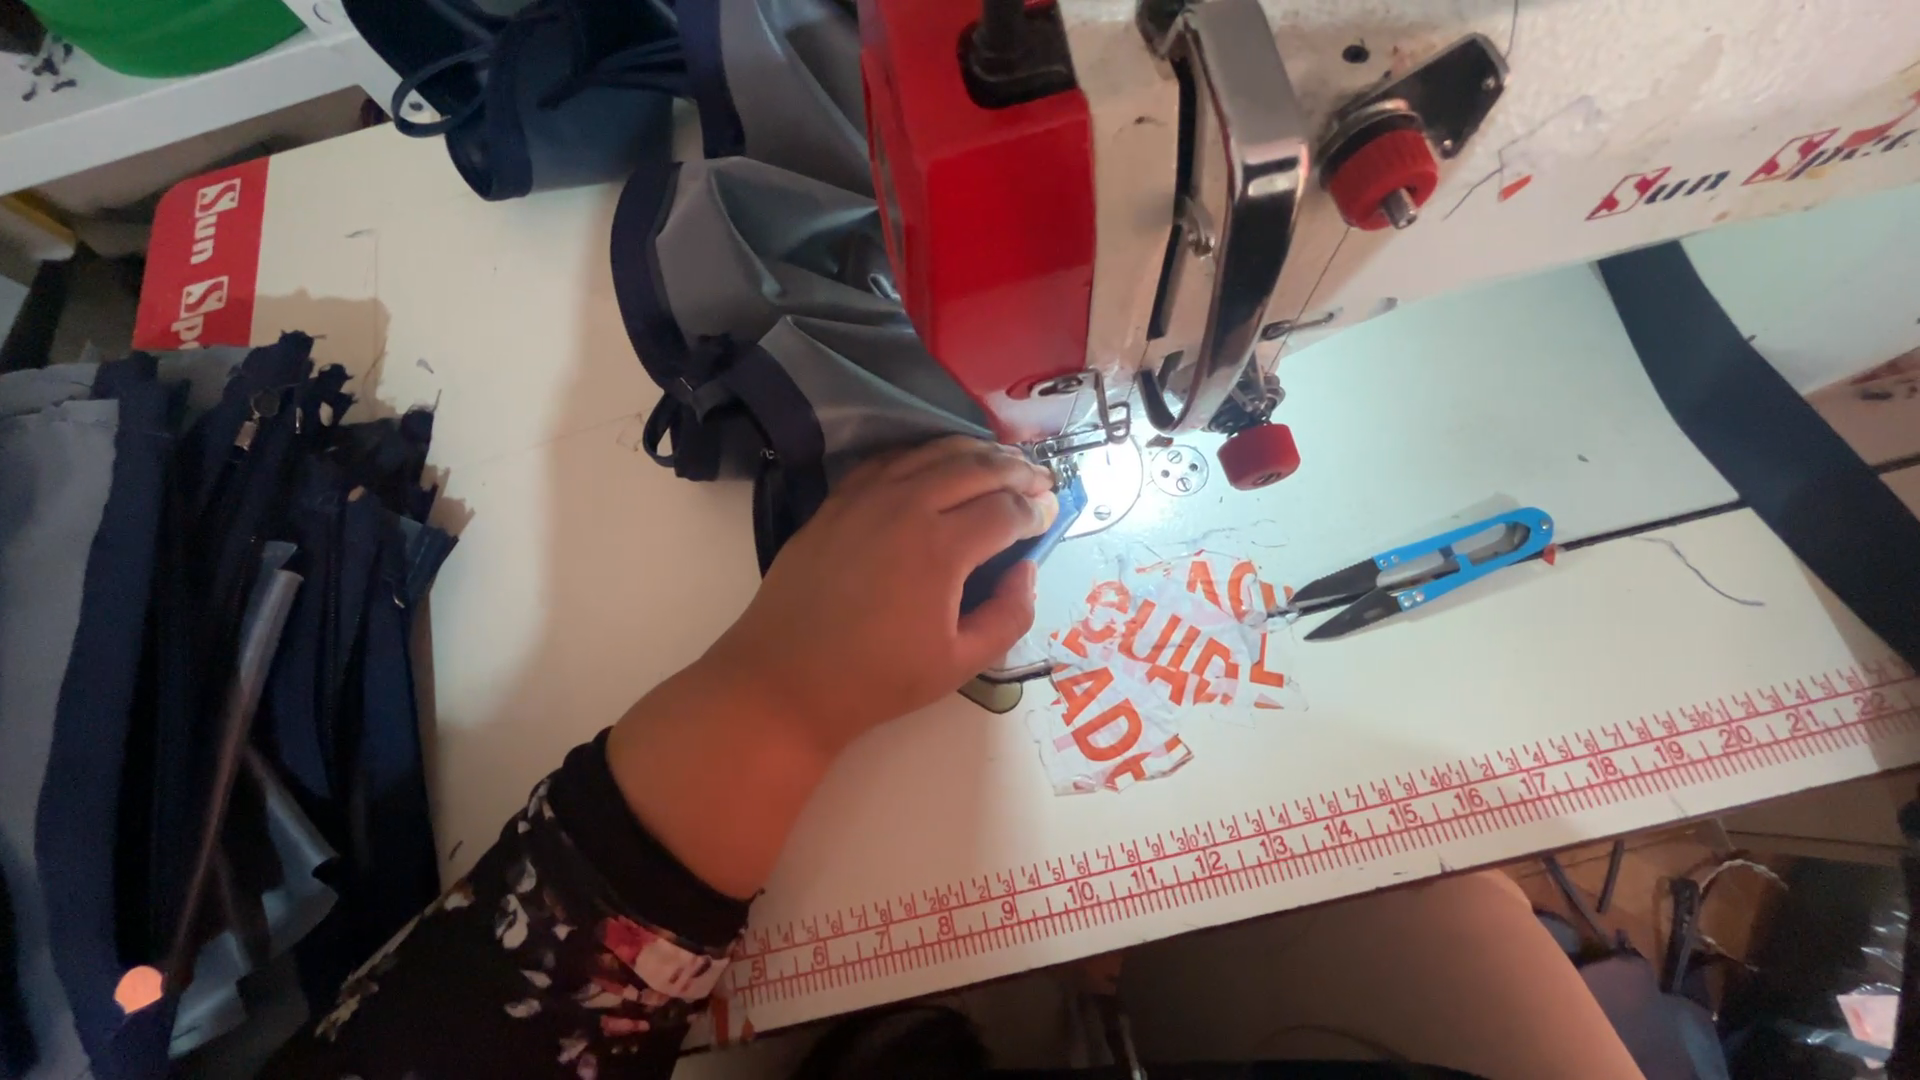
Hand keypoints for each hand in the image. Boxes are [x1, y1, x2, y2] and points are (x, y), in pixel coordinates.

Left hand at [705, 435, 1058, 752]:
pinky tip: (937, 463)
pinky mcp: (837, 501)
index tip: (1050, 514)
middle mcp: (907, 506)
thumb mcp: (961, 664)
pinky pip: (890, 461)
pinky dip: (924, 455)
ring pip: (933, 453)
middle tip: (1040, 477)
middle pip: (975, 467)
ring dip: (976, 452)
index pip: (1006, 509)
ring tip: (1002, 460)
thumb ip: (1010, 615)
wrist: (786, 679)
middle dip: (1017, 469)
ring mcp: (866, 497)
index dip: (1035, 509)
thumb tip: (1027, 569)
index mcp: (941, 548)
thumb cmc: (877, 679)